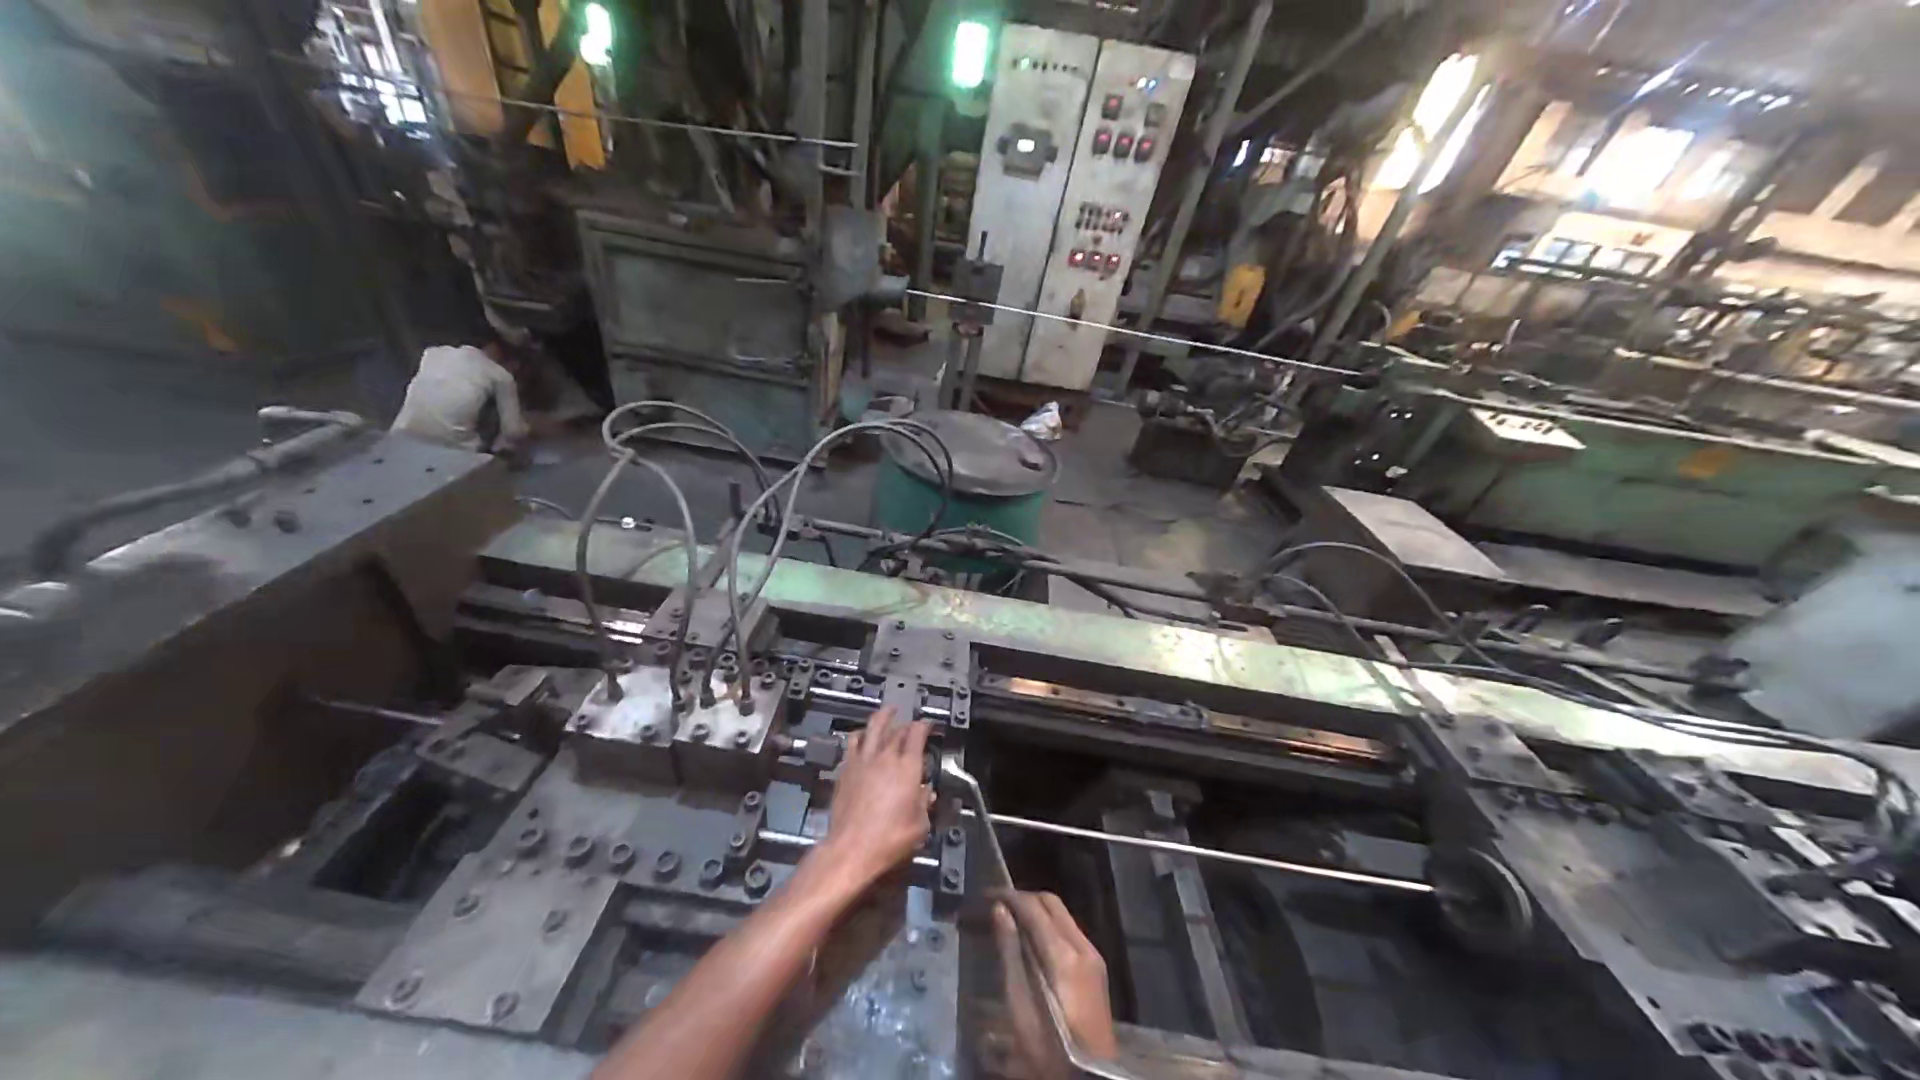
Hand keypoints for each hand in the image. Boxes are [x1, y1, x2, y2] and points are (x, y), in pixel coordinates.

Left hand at [813, 707, 931, 890]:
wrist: (852, 848)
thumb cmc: (888, 839)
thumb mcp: (919, 826)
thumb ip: (924, 804)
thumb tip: (926, 794)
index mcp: (908, 768)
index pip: (917, 735)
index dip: (924, 725)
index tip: (928, 724)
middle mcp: (885, 758)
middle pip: (897, 730)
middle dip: (906, 724)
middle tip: (911, 724)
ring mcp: (863, 761)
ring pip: (872, 728)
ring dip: (881, 717)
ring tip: (887, 711)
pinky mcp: (846, 770)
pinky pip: (852, 743)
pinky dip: (859, 735)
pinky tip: (860, 735)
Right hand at [993, 891, 1117, 1076]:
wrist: (1089, 1079)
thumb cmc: (1048, 1050)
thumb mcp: (1019, 1006)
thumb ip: (1010, 953)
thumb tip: (999, 910)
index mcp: (1063, 955)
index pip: (1034, 907)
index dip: (1009, 896)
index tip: (986, 894)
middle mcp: (1083, 947)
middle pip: (1052, 903)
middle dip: (1023, 898)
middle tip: (996, 904)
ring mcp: (1094, 956)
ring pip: (1063, 915)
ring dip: (1036, 909)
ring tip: (1010, 918)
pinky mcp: (1097, 967)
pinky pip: (1070, 931)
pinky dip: (1049, 924)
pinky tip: (1032, 939)